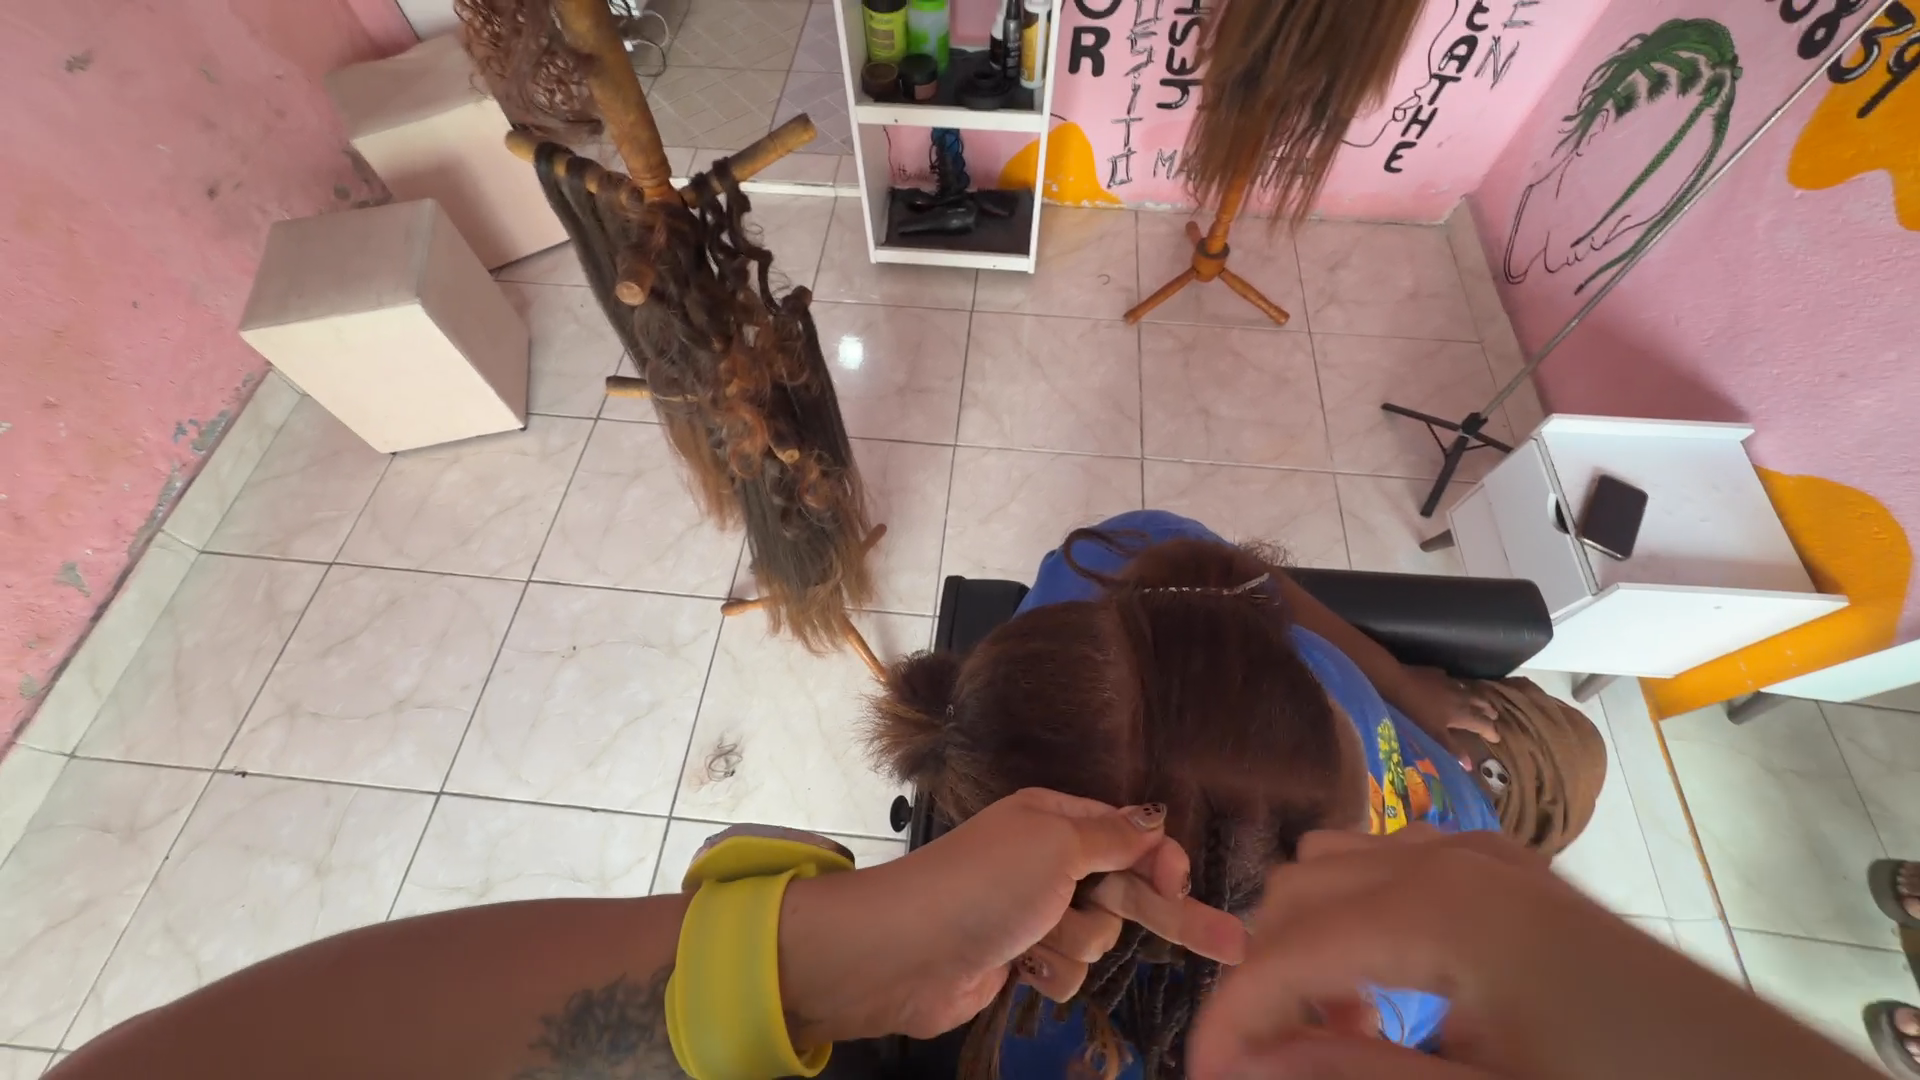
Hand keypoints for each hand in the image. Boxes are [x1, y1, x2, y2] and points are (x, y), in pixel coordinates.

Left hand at [778, 787, 1246, 1045]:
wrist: (909, 951)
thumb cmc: (985, 883)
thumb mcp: (1055, 844)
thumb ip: (1112, 835)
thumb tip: (1152, 814)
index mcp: (1055, 818)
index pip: (1127, 833)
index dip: (1158, 859)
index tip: (1180, 883)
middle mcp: (1048, 860)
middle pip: (1126, 888)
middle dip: (1170, 915)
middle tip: (1232, 945)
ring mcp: (1035, 911)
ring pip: (1096, 936)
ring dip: (1072, 941)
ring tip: (1035, 935)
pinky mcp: (1023, 957)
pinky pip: (1067, 970)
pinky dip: (1047, 969)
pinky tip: (1018, 964)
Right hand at [1186, 827, 1878, 1079]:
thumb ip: (1353, 1074)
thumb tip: (1241, 1067)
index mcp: (1433, 907)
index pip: (1286, 949)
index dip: (1234, 1015)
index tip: (1205, 1075)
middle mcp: (1439, 854)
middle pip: (1295, 891)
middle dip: (1271, 975)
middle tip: (1291, 1060)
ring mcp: (1476, 850)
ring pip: (1333, 862)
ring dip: (1312, 936)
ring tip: (1347, 1019)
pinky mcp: (1506, 866)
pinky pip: (1388, 859)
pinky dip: (1359, 909)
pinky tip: (1398, 977)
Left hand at [1392, 666, 1499, 750]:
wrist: (1396, 681)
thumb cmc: (1415, 711)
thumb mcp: (1433, 732)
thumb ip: (1452, 748)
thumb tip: (1470, 766)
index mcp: (1463, 713)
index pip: (1485, 724)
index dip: (1491, 732)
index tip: (1496, 739)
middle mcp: (1462, 697)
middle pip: (1483, 704)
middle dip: (1489, 712)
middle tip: (1493, 717)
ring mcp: (1450, 682)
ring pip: (1471, 691)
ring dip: (1478, 698)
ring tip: (1480, 703)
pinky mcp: (1437, 673)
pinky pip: (1452, 680)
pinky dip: (1457, 686)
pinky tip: (1452, 686)